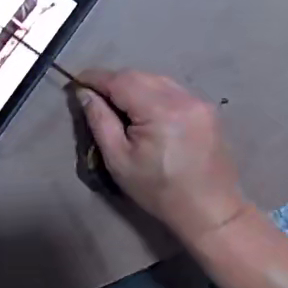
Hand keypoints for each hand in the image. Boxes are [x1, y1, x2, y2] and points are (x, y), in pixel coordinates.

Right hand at [74, 69, 250, 243]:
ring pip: (157, 79)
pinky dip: (153, 93)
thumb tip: (84, 93)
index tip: (76, 82)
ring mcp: (199, 101)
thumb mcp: (119, 160)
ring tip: (117, 103)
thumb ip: (100, 121)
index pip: (121, 80)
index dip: (96, 77)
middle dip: (114, 81)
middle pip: (139, 76)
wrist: (211, 211)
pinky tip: (145, 110)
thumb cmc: (159, 191)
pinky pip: (173, 90)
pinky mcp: (207, 108)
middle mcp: (183, 98)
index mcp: (161, 111)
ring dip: (134, 85)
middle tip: (94, 95)